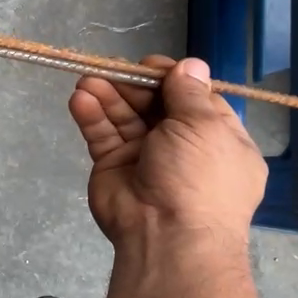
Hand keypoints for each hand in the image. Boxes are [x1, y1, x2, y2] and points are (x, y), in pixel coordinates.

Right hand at [67, 55, 266, 247]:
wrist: (167, 234)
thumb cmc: (199, 177)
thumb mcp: (205, 127)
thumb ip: (189, 93)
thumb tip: (190, 64)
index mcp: (216, 138)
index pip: (193, 98)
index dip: (172, 78)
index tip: (150, 66)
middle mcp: (182, 145)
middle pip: (154, 103)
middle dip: (133, 85)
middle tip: (112, 71)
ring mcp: (145, 155)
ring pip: (123, 116)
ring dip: (107, 95)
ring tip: (88, 80)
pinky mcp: (113, 164)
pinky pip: (102, 134)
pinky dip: (91, 115)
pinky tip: (80, 99)